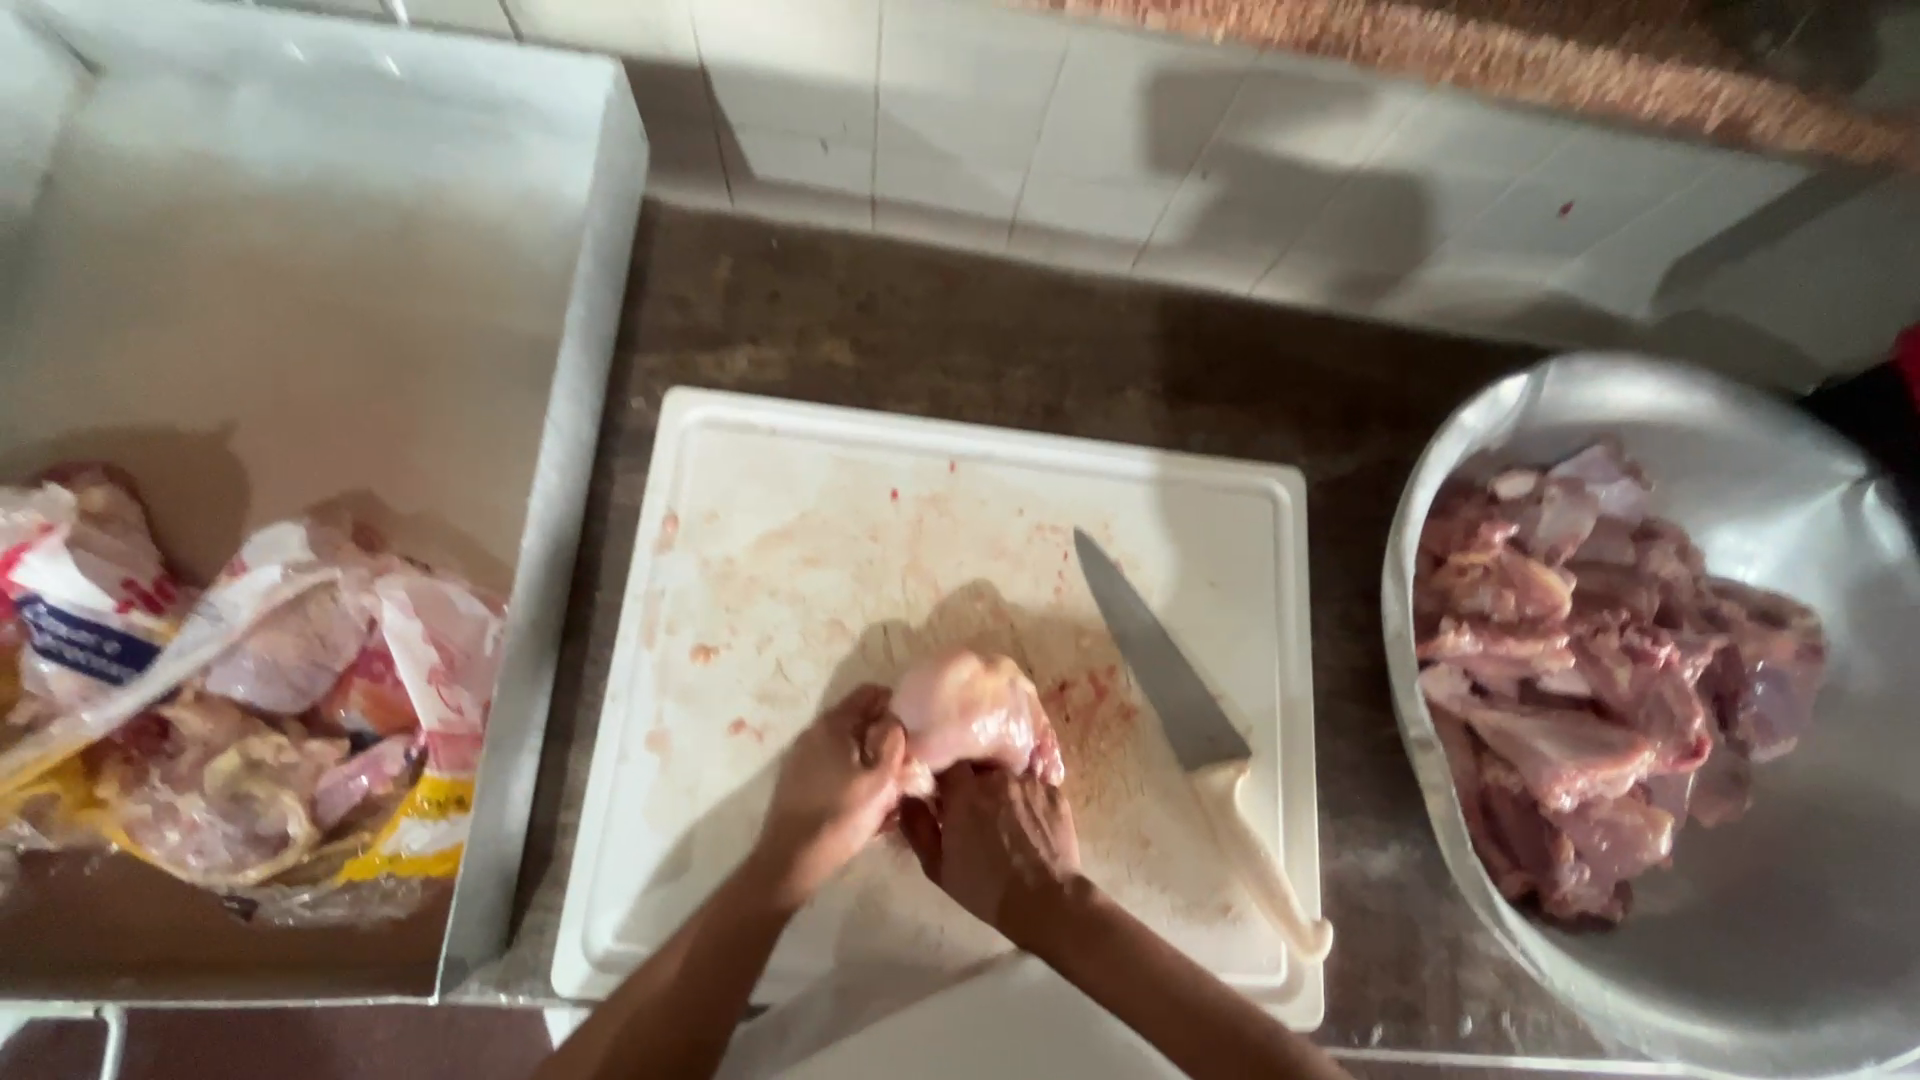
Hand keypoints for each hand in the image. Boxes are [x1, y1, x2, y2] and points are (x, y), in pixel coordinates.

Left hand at [750, 684, 909, 908]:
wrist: (790, 862)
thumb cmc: (840, 817)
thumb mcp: (880, 779)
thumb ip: (893, 742)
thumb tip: (895, 720)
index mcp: (832, 724)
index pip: (869, 693)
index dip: (895, 703)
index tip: (914, 728)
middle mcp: (814, 733)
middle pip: (859, 721)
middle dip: (884, 738)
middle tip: (905, 765)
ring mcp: (803, 757)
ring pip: (849, 748)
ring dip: (871, 762)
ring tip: (889, 792)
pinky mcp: (799, 781)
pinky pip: (836, 768)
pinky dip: (854, 778)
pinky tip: (867, 806)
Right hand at [898, 766, 1084, 951]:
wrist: (1045, 901)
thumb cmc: (984, 888)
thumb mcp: (938, 867)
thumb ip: (917, 827)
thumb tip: (907, 798)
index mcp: (964, 792)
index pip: (947, 762)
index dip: (944, 776)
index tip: (943, 792)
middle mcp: (996, 777)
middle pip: (979, 767)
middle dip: (973, 783)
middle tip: (974, 808)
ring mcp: (1029, 781)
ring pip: (1008, 776)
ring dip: (1002, 791)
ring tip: (1006, 818)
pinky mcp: (1054, 791)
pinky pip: (1034, 786)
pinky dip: (1028, 800)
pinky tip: (1031, 824)